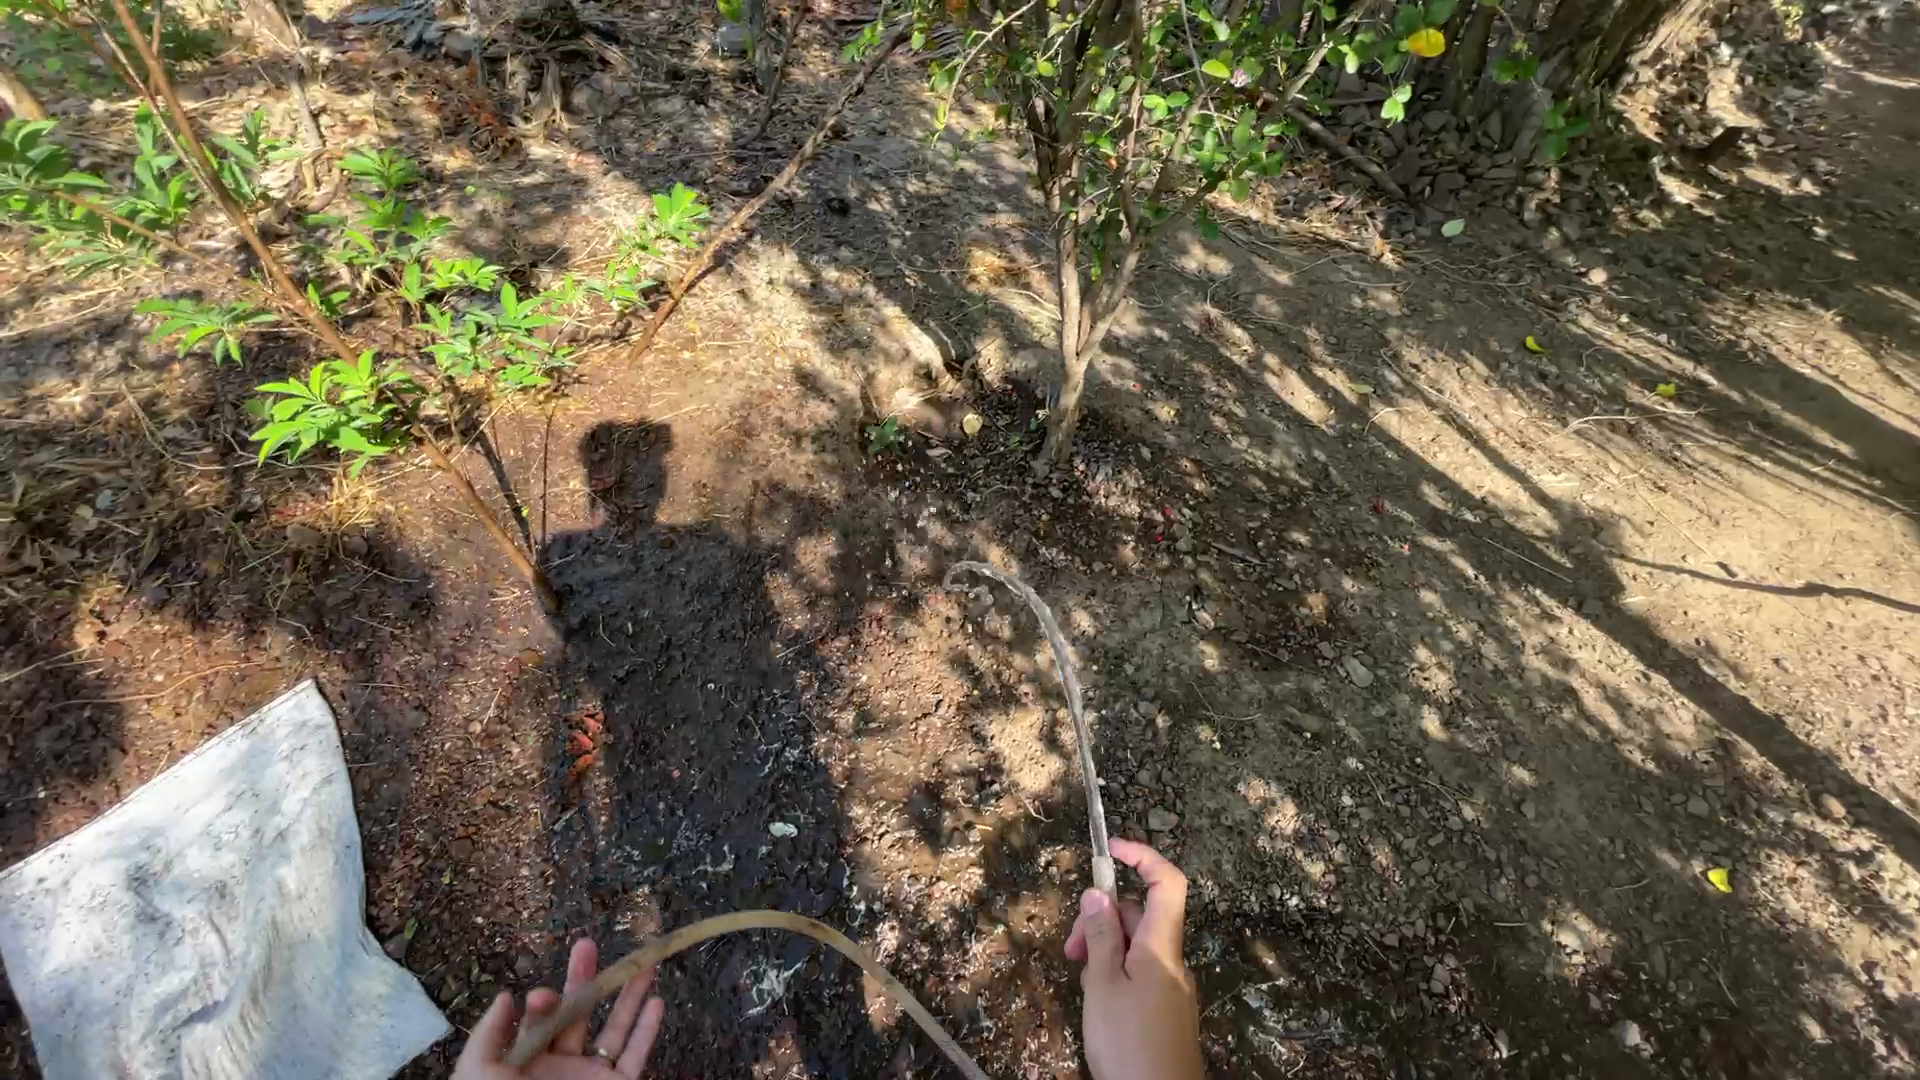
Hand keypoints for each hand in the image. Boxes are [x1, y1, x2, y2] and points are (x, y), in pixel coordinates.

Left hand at [453, 939, 665, 1079]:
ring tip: (644, 962)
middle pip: (577, 1015)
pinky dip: (649, 1031)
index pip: (539, 1022)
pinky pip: (635, 1057)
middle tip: (587, 944)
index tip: (543, 993)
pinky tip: (657, 1001)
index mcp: (524, 1068)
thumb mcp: (476, 1079)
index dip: (544, 1002)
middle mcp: (559, 1069)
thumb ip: (487, 1038)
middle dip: (584, 979)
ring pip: (615, 1029)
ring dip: (630, 995)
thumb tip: (506, 995)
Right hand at [1064, 838, 1204, 1079]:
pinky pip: (1142, 975)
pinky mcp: (1168, 1013)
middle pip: (1141, 917)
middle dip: (1104, 920)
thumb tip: (1098, 893)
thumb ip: (1101, 935)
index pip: (1167, 882)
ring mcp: (1173, 989)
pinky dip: (1117, 974)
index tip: (1110, 849)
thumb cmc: (1129, 1043)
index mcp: (1162, 946)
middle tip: (1072, 949)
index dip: (1142, 856)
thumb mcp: (1103, 985)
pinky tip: (1099, 1002)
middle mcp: (1173, 961)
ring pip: (1137, 948)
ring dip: (1106, 950)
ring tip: (1083, 980)